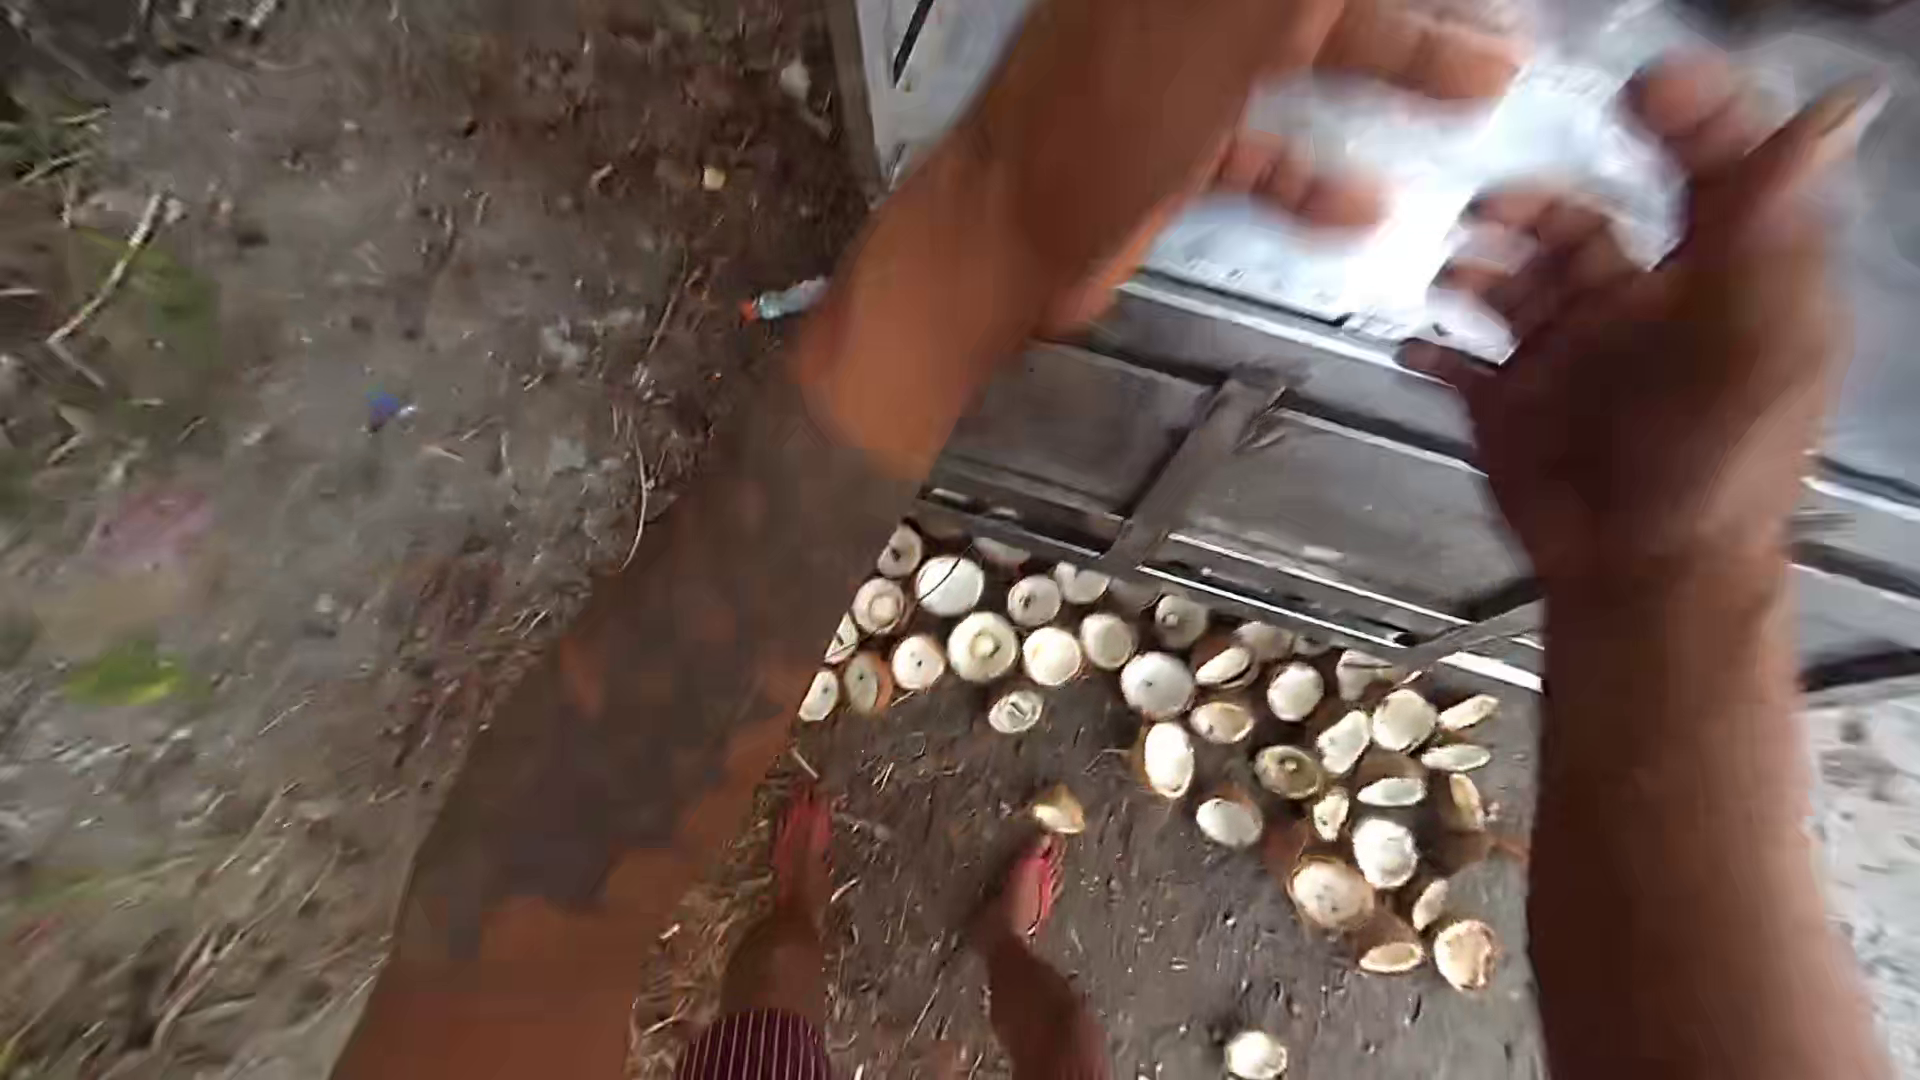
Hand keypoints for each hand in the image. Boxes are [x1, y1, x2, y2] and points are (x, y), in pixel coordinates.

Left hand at [957, 0, 1521, 300]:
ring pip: (1304, 61)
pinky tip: (1361, 206)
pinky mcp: (1172, 160)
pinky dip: (1308, 179)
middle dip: (1412, 9)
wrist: (1006, 251)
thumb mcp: (1213, 18)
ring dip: (1390, 75)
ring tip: (1475, 93)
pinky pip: (1257, 157)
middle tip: (1502, 27)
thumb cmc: (1094, 136)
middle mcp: (1190, 6)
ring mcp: (1182, 84)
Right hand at [1405, 54, 1877, 590]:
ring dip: (1472, 275)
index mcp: (1706, 285)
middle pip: (1574, 232)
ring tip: (1451, 278)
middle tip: (1485, 209)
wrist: (1634, 559)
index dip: (1687, 121)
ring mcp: (1553, 357)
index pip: (1708, 178)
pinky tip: (1413, 348)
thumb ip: (1769, 240)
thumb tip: (1825, 113)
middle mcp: (1624, 310)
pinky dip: (1427, 351)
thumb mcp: (1759, 347)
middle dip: (1531, 211)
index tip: (1641, 82)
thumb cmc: (1712, 462)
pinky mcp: (1497, 403)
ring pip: (1502, 291)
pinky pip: (1453, 364)